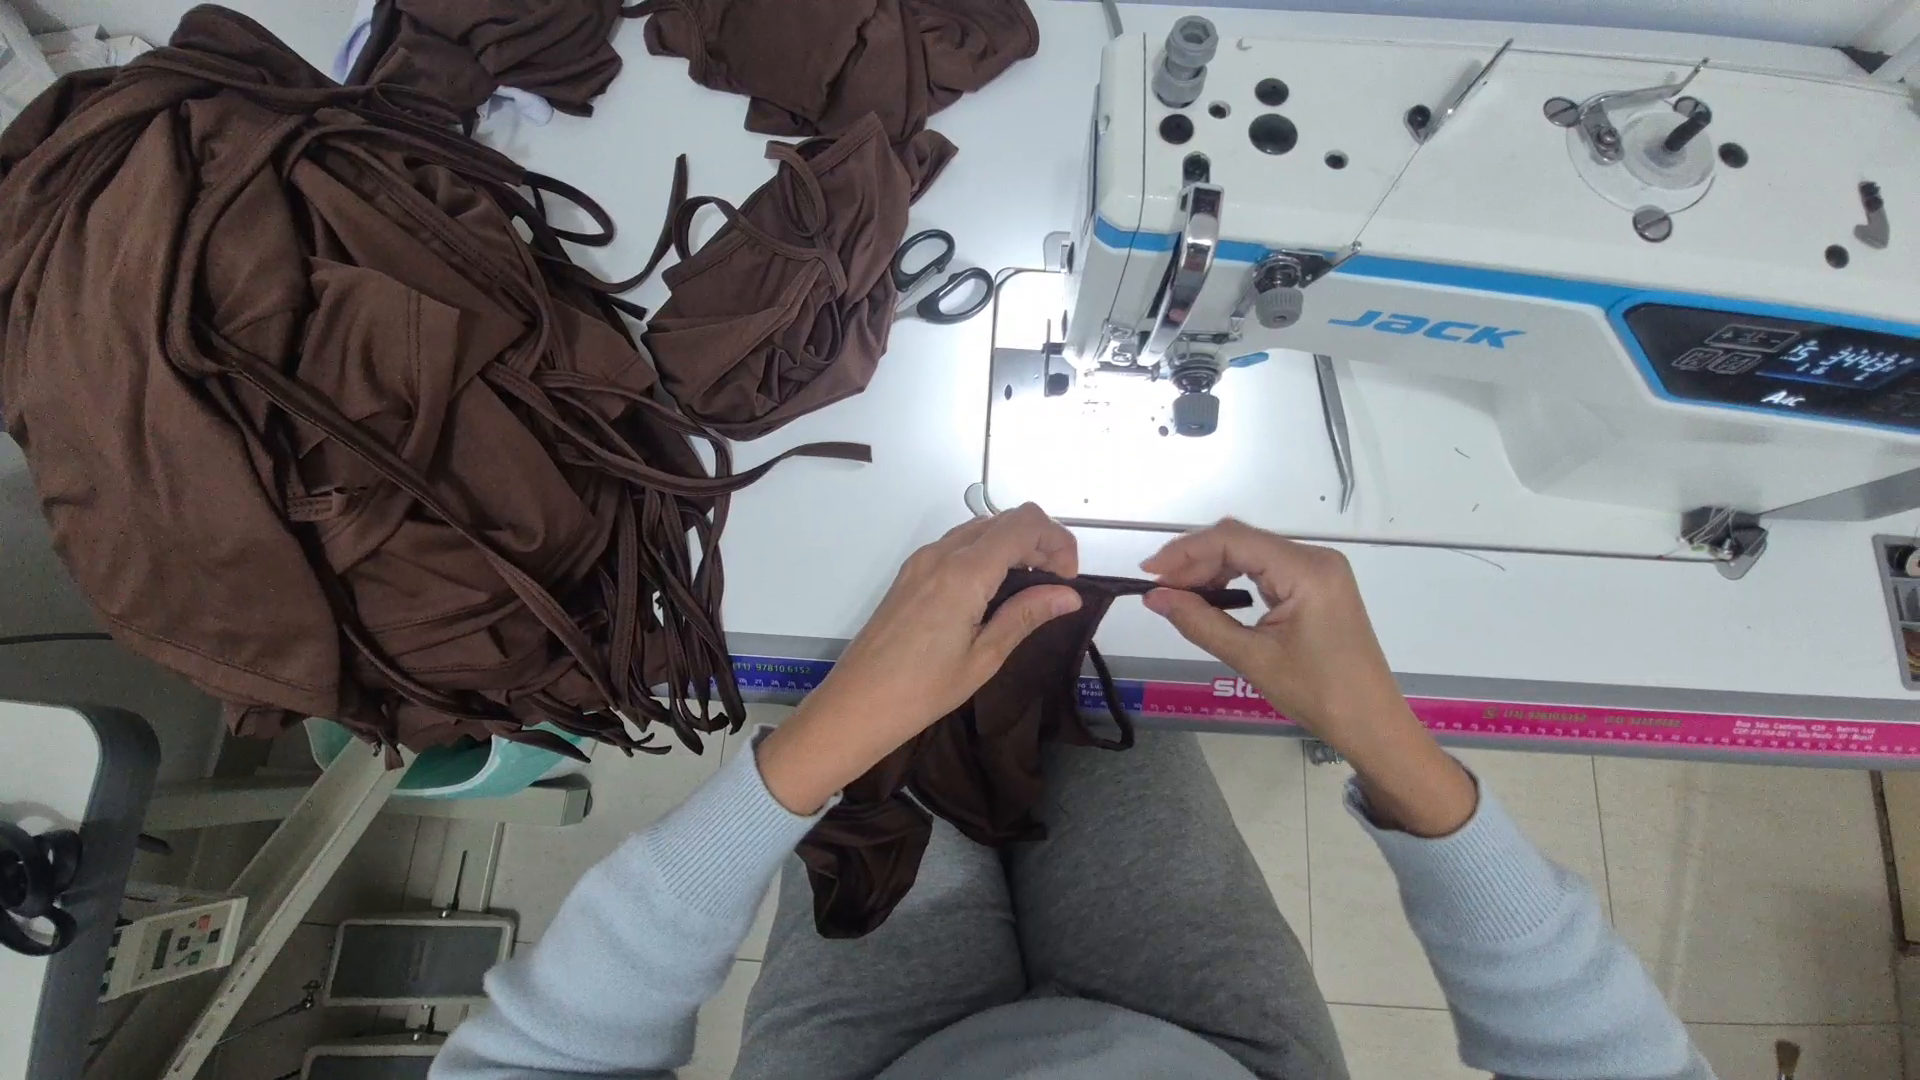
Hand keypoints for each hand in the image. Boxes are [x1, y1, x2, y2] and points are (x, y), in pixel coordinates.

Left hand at [756, 504, 1082, 812]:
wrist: (857, 705)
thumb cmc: (921, 691)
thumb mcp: (983, 657)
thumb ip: (1026, 616)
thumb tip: (1069, 595)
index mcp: (963, 573)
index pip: (1024, 524)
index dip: (1057, 541)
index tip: (1069, 578)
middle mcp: (941, 554)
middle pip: (1004, 519)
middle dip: (1040, 540)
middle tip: (1057, 583)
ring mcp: (921, 561)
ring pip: (980, 528)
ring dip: (1014, 544)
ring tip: (1032, 587)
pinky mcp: (911, 573)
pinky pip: (958, 545)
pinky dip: (987, 553)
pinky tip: (996, 589)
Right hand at [1140, 520, 1475, 835]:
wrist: (1372, 724)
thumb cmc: (1318, 693)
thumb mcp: (1252, 658)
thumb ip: (1199, 621)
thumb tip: (1154, 597)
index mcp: (1306, 570)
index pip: (1233, 540)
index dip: (1186, 551)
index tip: (1149, 572)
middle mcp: (1314, 558)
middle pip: (1240, 541)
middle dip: (1195, 561)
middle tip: (1160, 590)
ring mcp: (1318, 570)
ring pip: (1250, 552)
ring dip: (1211, 569)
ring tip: (1178, 596)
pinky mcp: (1315, 585)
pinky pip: (1264, 568)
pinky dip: (1233, 578)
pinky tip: (1210, 597)